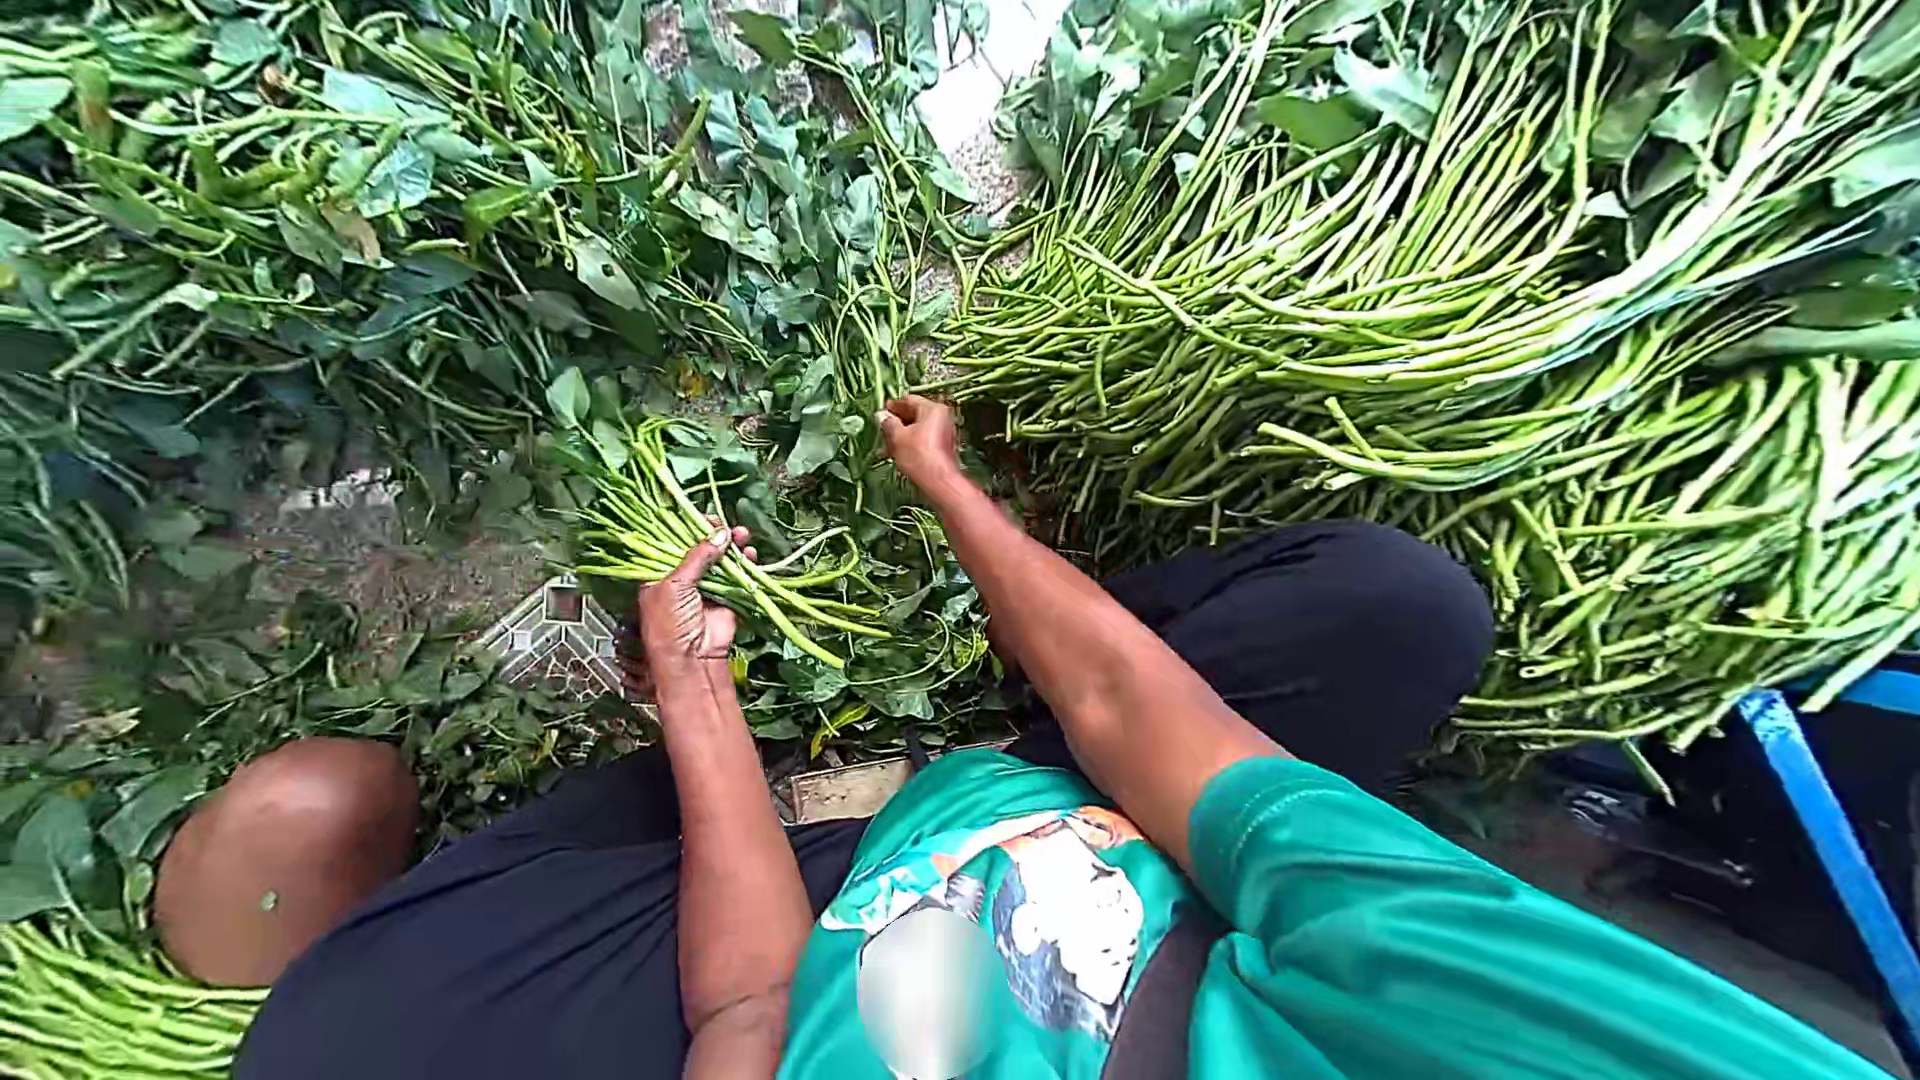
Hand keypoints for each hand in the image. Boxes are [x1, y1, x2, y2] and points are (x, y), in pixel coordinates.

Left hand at [623, 520, 755, 699]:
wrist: (692, 659)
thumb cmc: (670, 625)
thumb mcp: (675, 585)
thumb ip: (697, 557)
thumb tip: (718, 533)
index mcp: (660, 574)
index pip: (674, 544)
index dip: (689, 529)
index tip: (705, 517)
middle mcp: (683, 579)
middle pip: (701, 550)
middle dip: (715, 536)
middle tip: (726, 525)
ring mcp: (706, 588)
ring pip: (721, 561)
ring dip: (732, 547)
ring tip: (742, 536)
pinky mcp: (727, 597)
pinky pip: (738, 576)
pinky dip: (745, 565)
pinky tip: (749, 554)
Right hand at [875, 395, 962, 491]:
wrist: (938, 482)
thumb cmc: (920, 456)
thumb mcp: (897, 436)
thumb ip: (888, 423)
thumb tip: (882, 416)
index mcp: (933, 409)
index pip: (910, 400)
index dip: (893, 405)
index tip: (883, 410)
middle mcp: (942, 419)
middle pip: (914, 415)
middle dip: (896, 423)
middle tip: (882, 427)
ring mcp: (944, 434)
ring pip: (918, 429)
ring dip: (901, 435)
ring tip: (886, 444)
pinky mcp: (942, 448)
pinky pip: (923, 440)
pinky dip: (910, 444)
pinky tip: (897, 453)